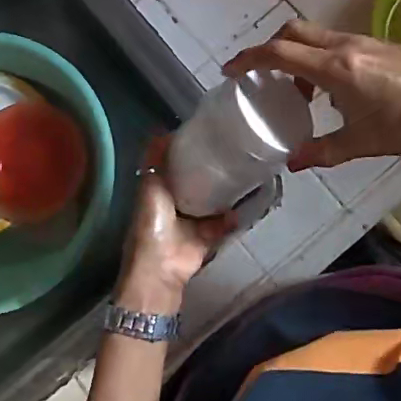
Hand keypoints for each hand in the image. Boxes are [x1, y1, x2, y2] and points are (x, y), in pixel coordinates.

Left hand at [116, 137, 232, 315]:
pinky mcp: (209, 235)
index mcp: (159, 190)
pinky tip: (251, 199)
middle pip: (197, 182)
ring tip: (246, 170)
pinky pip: (225, 221)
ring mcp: (194, 221)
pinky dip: (236, 214)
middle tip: (234, 151)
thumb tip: (162, 133)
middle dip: (212, 170)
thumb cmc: (152, 225)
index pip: (175, 165)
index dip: (188, 151)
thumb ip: (156, 162)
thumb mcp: (150, 187)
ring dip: (227, 191)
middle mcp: (177, 203)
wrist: (163, 268)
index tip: (207, 135)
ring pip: (214, 201)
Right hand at [223, 20, 400, 169]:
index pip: (279, 52)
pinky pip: (338, 44)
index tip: (231, 70)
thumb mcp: (363, 142)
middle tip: (261, 77)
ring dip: (299, 56)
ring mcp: (366, 42)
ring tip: (299, 94)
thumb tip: (294, 162)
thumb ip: (323, 150)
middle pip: (294, 33)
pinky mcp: (382, 47)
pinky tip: (334, 93)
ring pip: (317, 37)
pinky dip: (321, 60)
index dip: (249, 59)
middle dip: (271, 50)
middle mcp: (346, 45)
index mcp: (334, 67)